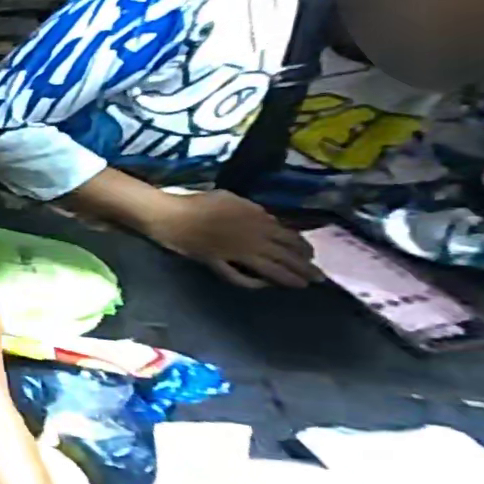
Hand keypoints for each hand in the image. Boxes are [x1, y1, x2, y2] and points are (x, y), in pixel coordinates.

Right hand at [146, 190, 322, 288]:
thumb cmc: (196, 202)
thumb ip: (254, 210)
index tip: (311, 257)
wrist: (167, 214)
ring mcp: (234, 254)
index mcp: (259, 223)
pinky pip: (237, 276)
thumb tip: (270, 221)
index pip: (292, 239)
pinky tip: (260, 285)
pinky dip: (251, 283)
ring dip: (287, 279)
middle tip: (317, 278)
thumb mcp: (230, 198)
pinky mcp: (216, 263)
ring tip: (299, 285)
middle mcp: (253, 241)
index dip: (305, 249)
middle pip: (287, 257)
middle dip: (305, 268)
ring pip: (269, 270)